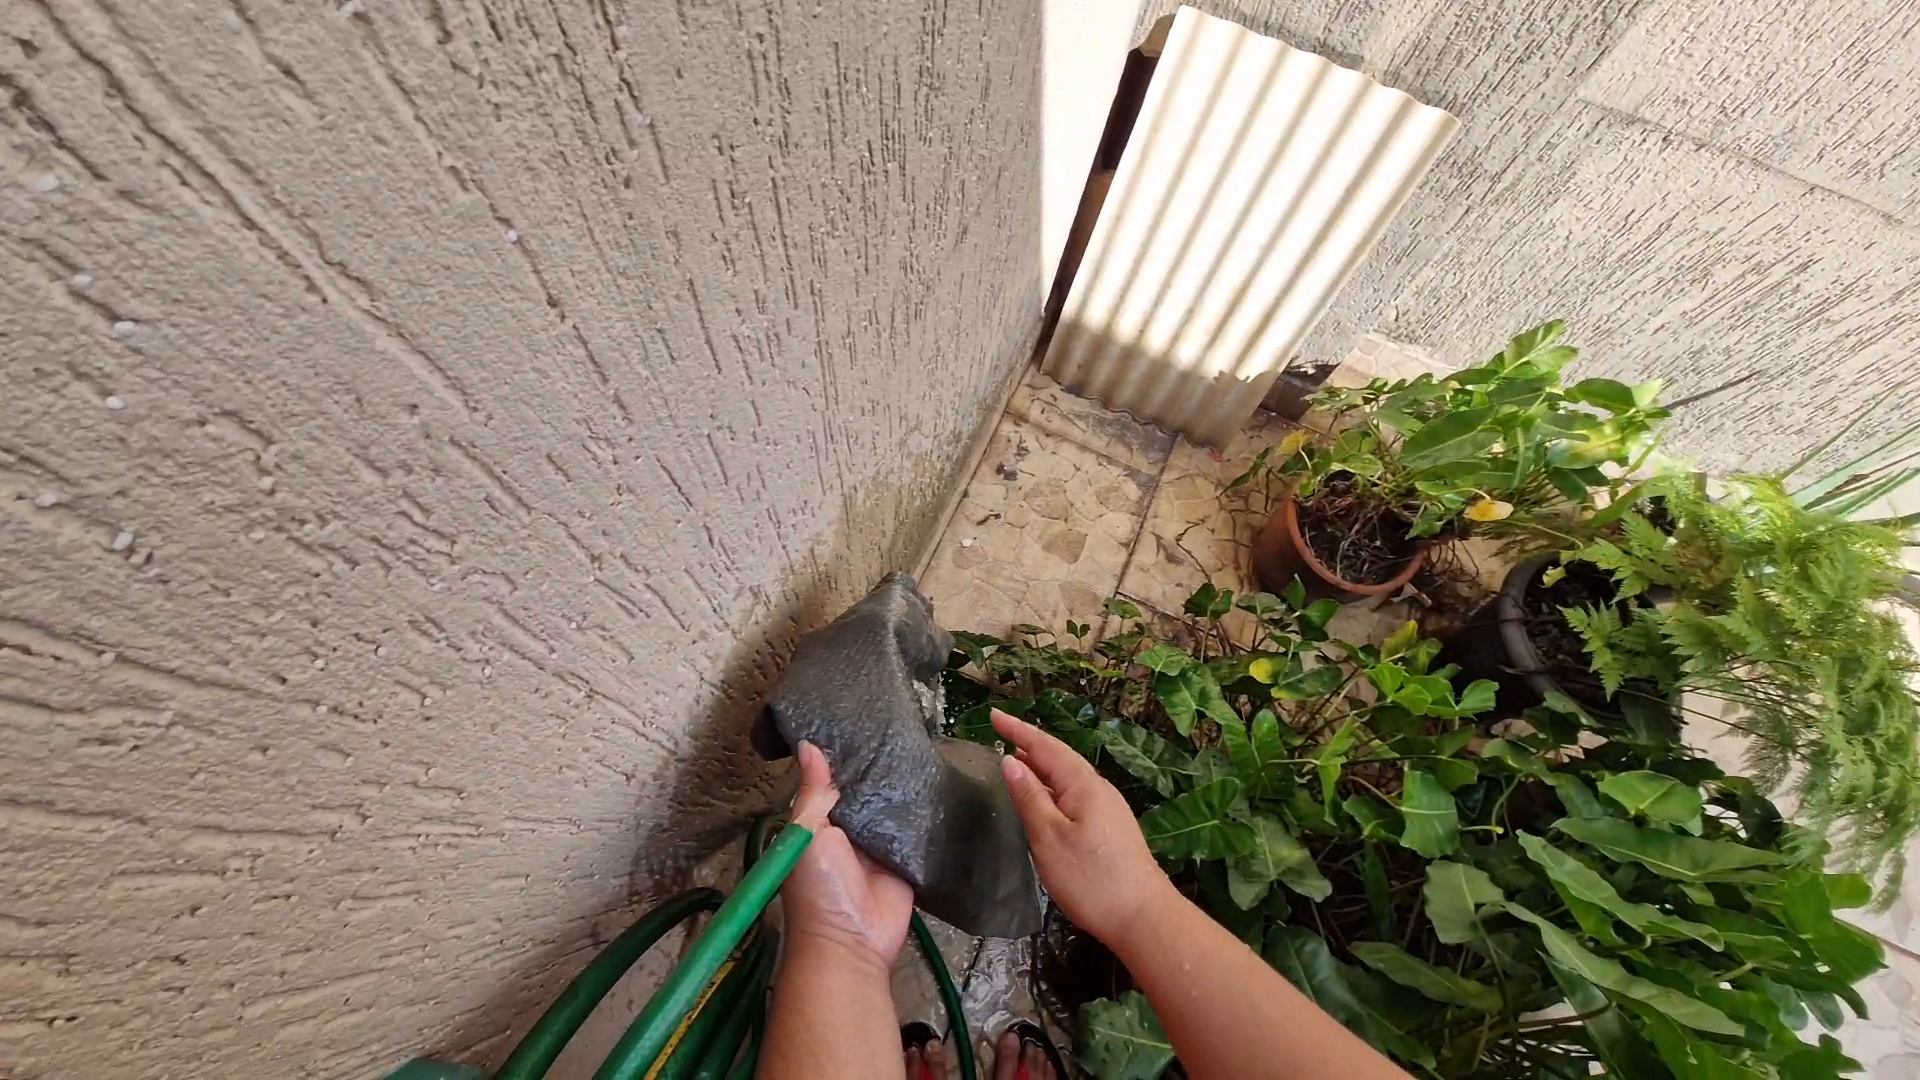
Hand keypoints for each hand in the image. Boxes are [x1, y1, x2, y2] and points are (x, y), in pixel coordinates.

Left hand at [781, 741, 915, 970]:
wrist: (851, 944)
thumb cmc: (818, 888)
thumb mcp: (807, 834)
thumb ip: (813, 792)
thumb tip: (808, 744)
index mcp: (823, 821)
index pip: (839, 780)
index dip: (850, 754)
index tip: (866, 718)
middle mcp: (854, 829)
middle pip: (871, 789)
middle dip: (882, 765)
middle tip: (903, 727)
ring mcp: (883, 843)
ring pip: (896, 804)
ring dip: (906, 784)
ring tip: (925, 743)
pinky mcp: (909, 857)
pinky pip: (919, 827)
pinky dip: (926, 809)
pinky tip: (939, 779)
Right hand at [993, 709, 1175, 944]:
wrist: (1144, 918)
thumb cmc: (1091, 878)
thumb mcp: (1049, 837)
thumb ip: (1029, 797)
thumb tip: (1010, 761)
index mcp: (1082, 784)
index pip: (1044, 746)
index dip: (1017, 729)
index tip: (993, 715)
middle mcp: (1097, 788)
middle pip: (1059, 756)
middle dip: (1029, 743)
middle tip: (1000, 732)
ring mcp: (1107, 807)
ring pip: (1067, 775)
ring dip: (1041, 765)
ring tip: (1015, 760)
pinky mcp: (1110, 827)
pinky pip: (1074, 792)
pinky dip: (1052, 785)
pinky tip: (1044, 797)